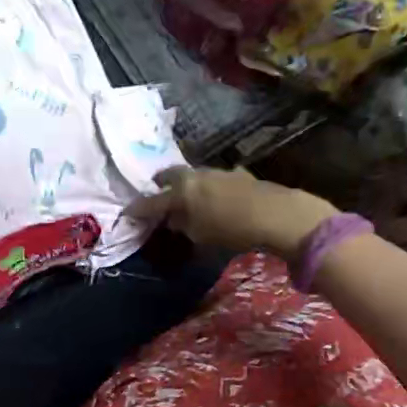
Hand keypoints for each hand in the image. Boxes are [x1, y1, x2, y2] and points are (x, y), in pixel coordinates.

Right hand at [125, 167, 336, 260]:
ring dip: (186, 185)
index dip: (139, 209)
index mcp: (181, 190)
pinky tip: (214, 199)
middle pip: (171, 176)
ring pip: (194, 175)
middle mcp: (197, 175)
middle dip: (161, 185)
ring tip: (186, 199)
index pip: (152, 201)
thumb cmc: (233, 230)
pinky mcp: (239, 175)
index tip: (128, 213)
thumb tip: (174, 219)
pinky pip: (214, 180)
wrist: (278, 215)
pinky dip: (207, 188)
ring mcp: (219, 172)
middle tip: (157, 195)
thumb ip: (183, 225)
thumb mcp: (200, 235)